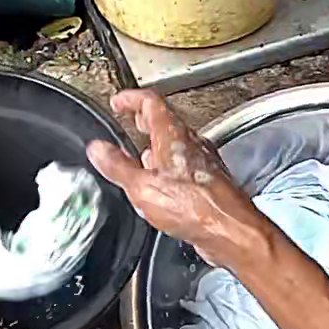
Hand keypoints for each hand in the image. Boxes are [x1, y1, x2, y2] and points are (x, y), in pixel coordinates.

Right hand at [85, 89, 274, 269]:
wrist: (230, 229)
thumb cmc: (195, 206)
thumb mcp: (141, 187)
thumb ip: (117, 166)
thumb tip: (98, 149)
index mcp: (173, 136)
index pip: (151, 103)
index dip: (131, 99)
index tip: (119, 102)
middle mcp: (191, 144)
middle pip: (166, 120)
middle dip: (144, 118)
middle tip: (131, 119)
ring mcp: (203, 162)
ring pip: (178, 144)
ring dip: (158, 145)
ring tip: (143, 152)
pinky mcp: (210, 182)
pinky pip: (186, 165)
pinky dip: (171, 167)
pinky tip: (165, 183)